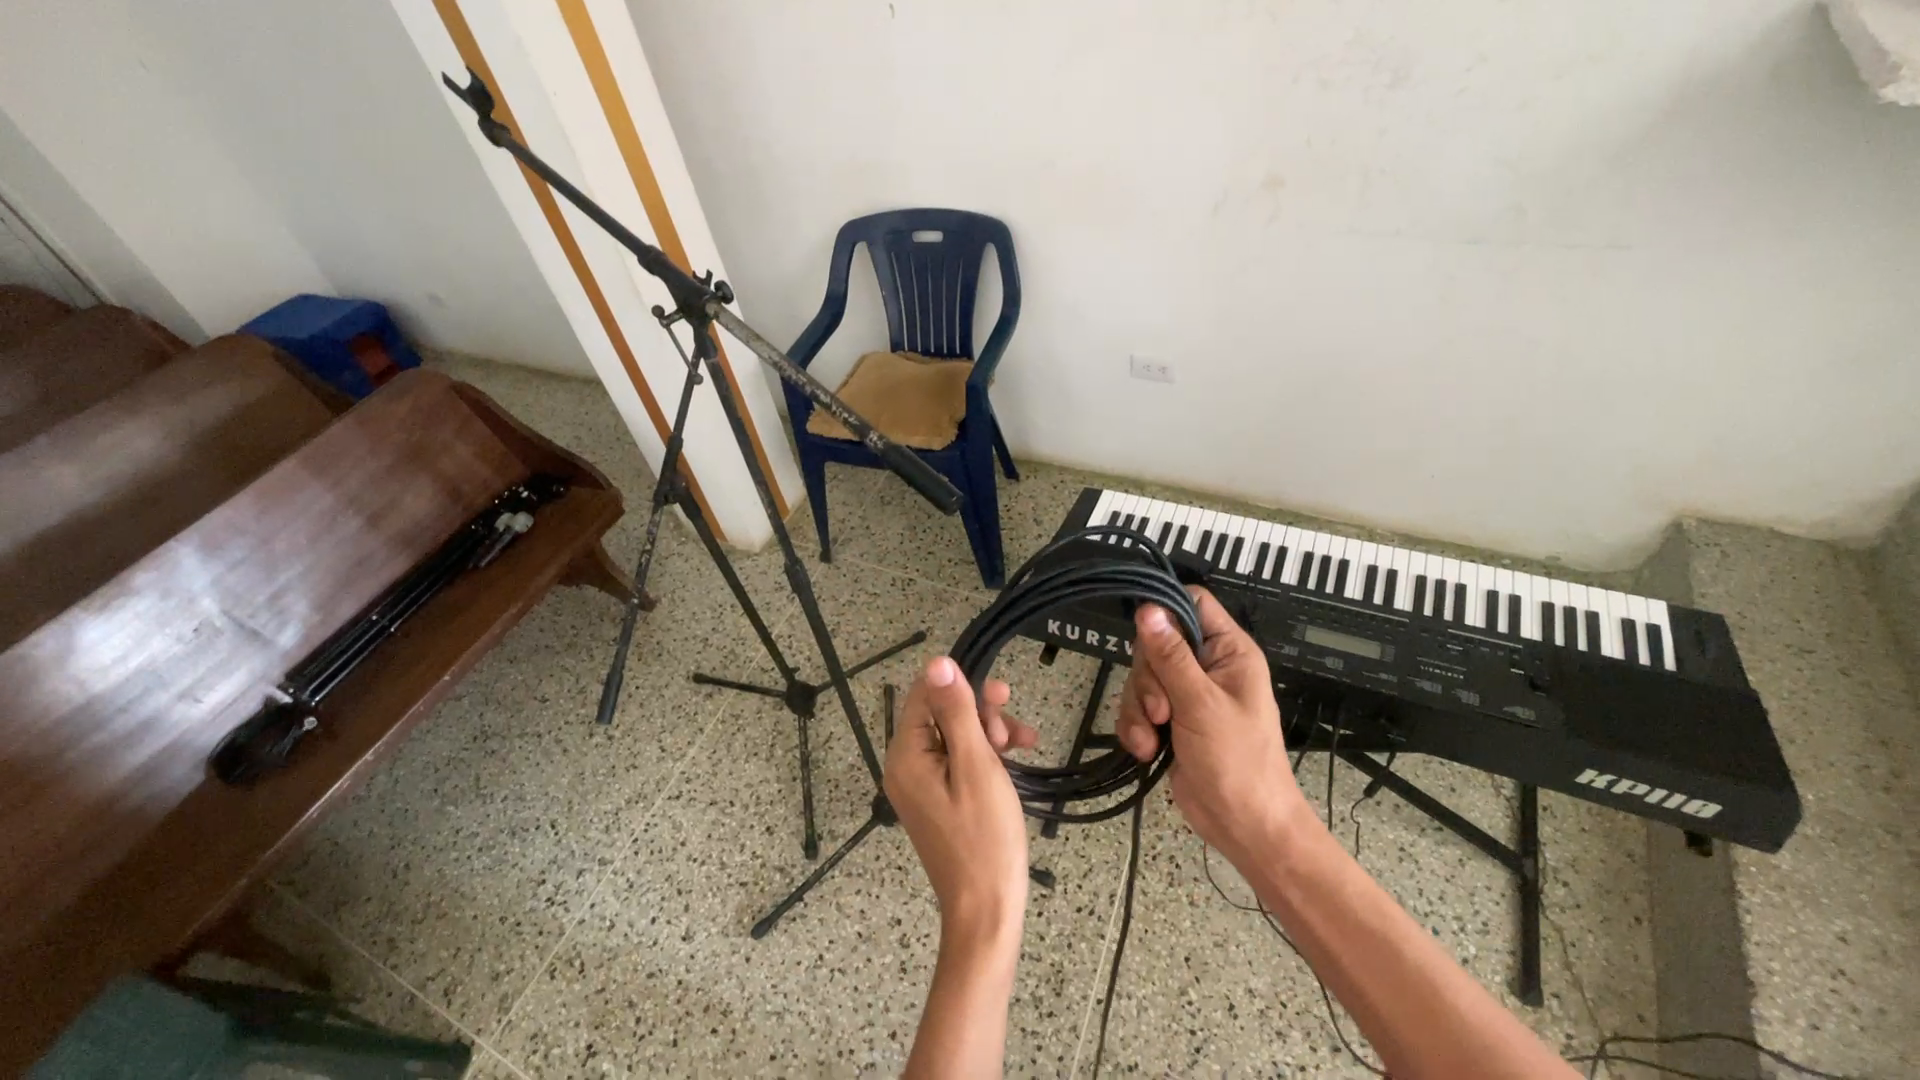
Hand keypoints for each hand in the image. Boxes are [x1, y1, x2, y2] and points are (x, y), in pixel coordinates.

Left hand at [885, 657, 1031, 942]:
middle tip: (1013, 730)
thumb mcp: (976, 766)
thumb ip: (956, 712)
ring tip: (1023, 743)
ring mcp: (921, 784)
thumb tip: (937, 661)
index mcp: (905, 755)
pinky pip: (959, 761)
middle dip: (980, 712)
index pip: (924, 695)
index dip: (962, 687)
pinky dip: (987, 755)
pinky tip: (1018, 756)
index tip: (1000, 696)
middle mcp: (905, 765)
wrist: (986, 908)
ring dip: (990, 732)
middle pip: (940, 714)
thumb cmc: (985, 837)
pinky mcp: (939, 799)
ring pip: (955, 735)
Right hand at [1116, 587, 1308, 861]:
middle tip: (1161, 709)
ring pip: (1142, 678)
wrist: (1244, 825)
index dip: (1166, 610)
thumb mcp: (1201, 704)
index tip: (1145, 635)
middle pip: (1157, 643)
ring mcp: (1187, 695)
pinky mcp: (1169, 721)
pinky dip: (1136, 728)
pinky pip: (1138, 707)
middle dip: (1148, 679)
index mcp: (1229, 651)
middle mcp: (1207, 666)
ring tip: (1153, 738)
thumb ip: (1171, 656)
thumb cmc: (1238, 761)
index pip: (1193, 603)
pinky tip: (1147, 750)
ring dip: (1139, 710)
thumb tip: (1148, 608)